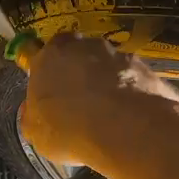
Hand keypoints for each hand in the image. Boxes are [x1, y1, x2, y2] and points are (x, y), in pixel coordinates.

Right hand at [19, 33, 178, 164]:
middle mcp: (84, 47)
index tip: (46, 90)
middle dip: (74, 75)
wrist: (130, 131)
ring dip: (103, 85)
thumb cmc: (69, 129)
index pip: (42, 53)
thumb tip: (33, 110)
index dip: (44, 72)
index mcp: (49, 56)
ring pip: (105, 67)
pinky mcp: (147, 69)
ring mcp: (118, 55)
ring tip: (103, 117)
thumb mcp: (34, 131)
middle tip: (73, 104)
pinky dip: (127, 95)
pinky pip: (130, 81)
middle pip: (76, 56)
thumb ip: (31, 114)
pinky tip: (125, 120)